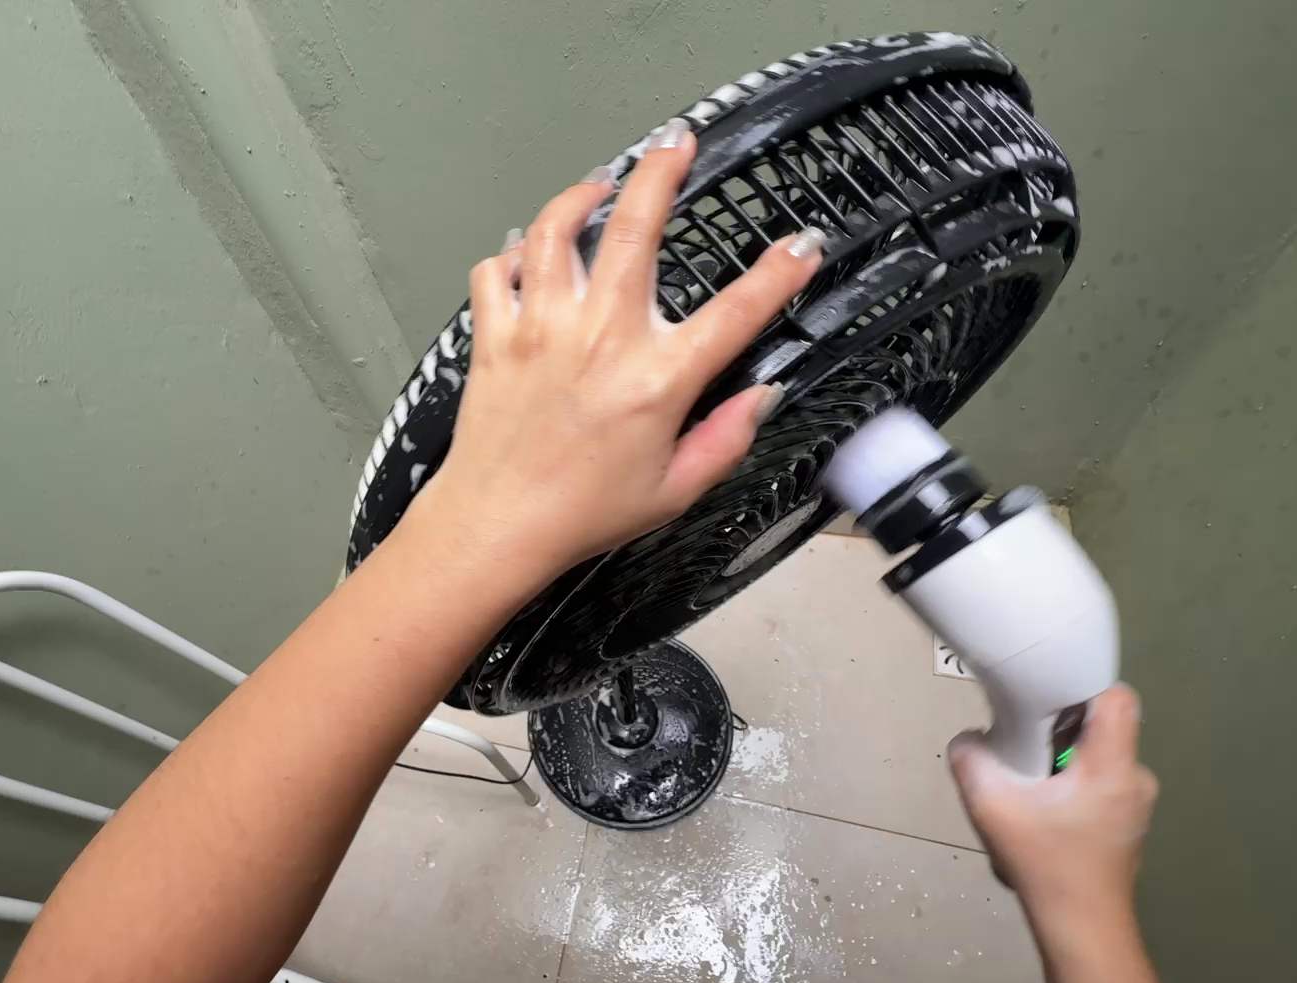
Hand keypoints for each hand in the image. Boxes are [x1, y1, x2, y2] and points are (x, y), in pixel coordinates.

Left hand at [403, 117, 827, 580]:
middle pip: (636, 227)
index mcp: (657, 379)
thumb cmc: (582, 514)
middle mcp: (601, 337)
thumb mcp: (673, 491)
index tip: (800, 247)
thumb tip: (762, 396)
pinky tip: (528, 255)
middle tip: (676, 144)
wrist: (496, 524)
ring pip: (557, 230)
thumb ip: (726, 440)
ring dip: (579, 197)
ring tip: (596, 187)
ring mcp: (542, 329)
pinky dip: (512, 254)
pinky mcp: (496, 337)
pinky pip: (497, 270)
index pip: (737, 311)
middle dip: (663, 171)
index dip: (778, 273)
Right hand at [948, 684, 1158, 927]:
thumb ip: (970, 758)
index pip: (1115, 699)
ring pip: (1092, 749)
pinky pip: (1094, 771)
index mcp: (1112, 768)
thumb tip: (971, 738)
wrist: (1080, 925)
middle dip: (1054, 719)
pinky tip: (1037, 797)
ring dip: (1056, 749)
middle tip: (1014, 734)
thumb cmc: (1043, 862)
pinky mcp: (1123, 814)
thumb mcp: (989, 805)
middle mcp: (1133, 777)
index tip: (1037, 689)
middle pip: (1098, 722)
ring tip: (1022, 772)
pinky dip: (1064, 771)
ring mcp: (1133, 798)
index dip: (1078, 682)